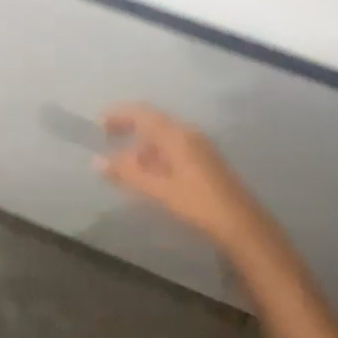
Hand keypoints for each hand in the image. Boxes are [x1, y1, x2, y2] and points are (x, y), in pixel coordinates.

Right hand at [100, 103, 264, 243]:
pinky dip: (156, 154)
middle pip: (153, 122)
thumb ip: (127, 173)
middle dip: (129, 128)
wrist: (241, 224)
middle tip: (108, 140)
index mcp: (176, 135)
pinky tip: (150, 175)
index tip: (99, 124)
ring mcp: (200, 146)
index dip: (119, 114)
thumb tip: (96, 161)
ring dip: (143, 145)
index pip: (142, 113)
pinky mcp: (205, 160)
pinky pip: (174, 147)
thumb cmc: (197, 203)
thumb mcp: (158, 189)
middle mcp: (188, 133)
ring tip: (125, 166)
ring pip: (164, 136)